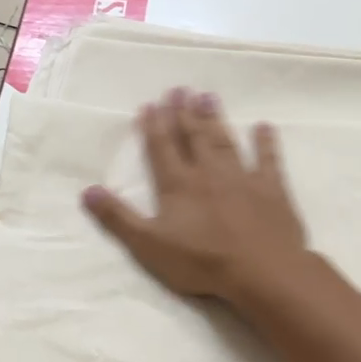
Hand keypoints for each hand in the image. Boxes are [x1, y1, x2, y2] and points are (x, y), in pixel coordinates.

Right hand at [82, 88, 309, 303]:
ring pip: (225, 142)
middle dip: (184, 113)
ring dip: (215, 120)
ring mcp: (243, 178)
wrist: (261, 272)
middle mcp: (208, 173)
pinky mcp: (272, 190)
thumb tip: (88, 191)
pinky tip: (263, 127)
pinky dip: (266, 143)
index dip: (154, 126)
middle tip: (179, 89)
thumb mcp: (147, 245)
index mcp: (177, 185)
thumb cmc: (199, 262)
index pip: (162, 148)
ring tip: (208, 97)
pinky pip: (268, 160)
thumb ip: (117, 218)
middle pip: (194, 137)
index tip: (150, 104)